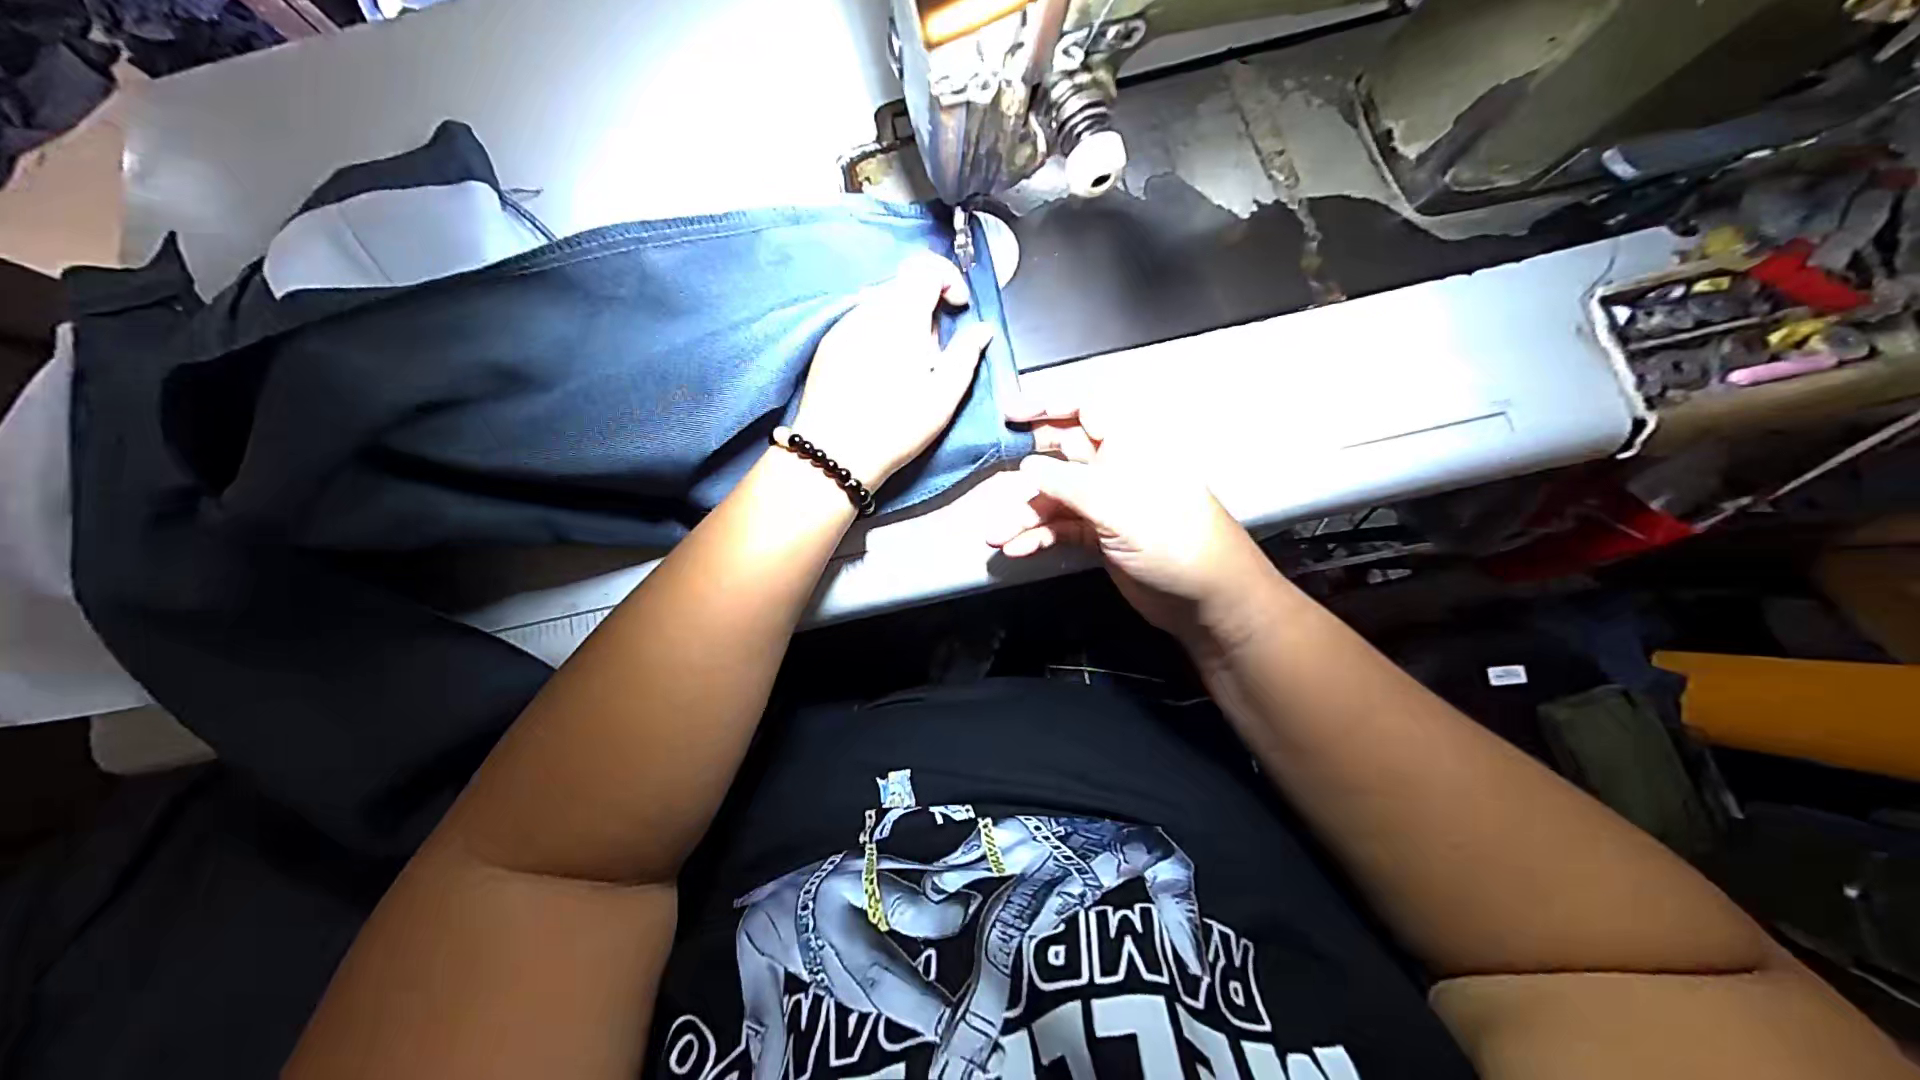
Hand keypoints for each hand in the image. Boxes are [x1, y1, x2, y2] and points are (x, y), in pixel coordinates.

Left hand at [790, 253, 995, 489]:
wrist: (834, 454)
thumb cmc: (894, 428)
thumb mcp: (944, 396)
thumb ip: (966, 354)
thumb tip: (981, 331)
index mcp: (902, 318)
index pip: (926, 268)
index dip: (949, 279)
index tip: (958, 307)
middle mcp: (869, 312)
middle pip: (904, 284)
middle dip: (927, 306)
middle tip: (935, 351)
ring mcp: (843, 327)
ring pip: (881, 304)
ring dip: (903, 321)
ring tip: (908, 367)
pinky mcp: (828, 345)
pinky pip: (860, 322)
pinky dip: (879, 333)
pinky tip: (881, 372)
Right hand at [986, 393, 1282, 653]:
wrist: (1204, 598)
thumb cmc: (1171, 538)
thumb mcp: (1117, 504)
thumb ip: (1067, 483)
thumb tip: (1027, 466)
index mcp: (1131, 445)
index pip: (1086, 410)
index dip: (1049, 407)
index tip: (1010, 412)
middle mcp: (1115, 467)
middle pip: (1061, 454)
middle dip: (1025, 469)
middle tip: (989, 479)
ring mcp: (1106, 502)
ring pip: (1054, 498)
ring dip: (1023, 515)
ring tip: (994, 537)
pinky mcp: (1099, 535)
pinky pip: (1060, 528)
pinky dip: (1037, 537)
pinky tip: (1017, 549)